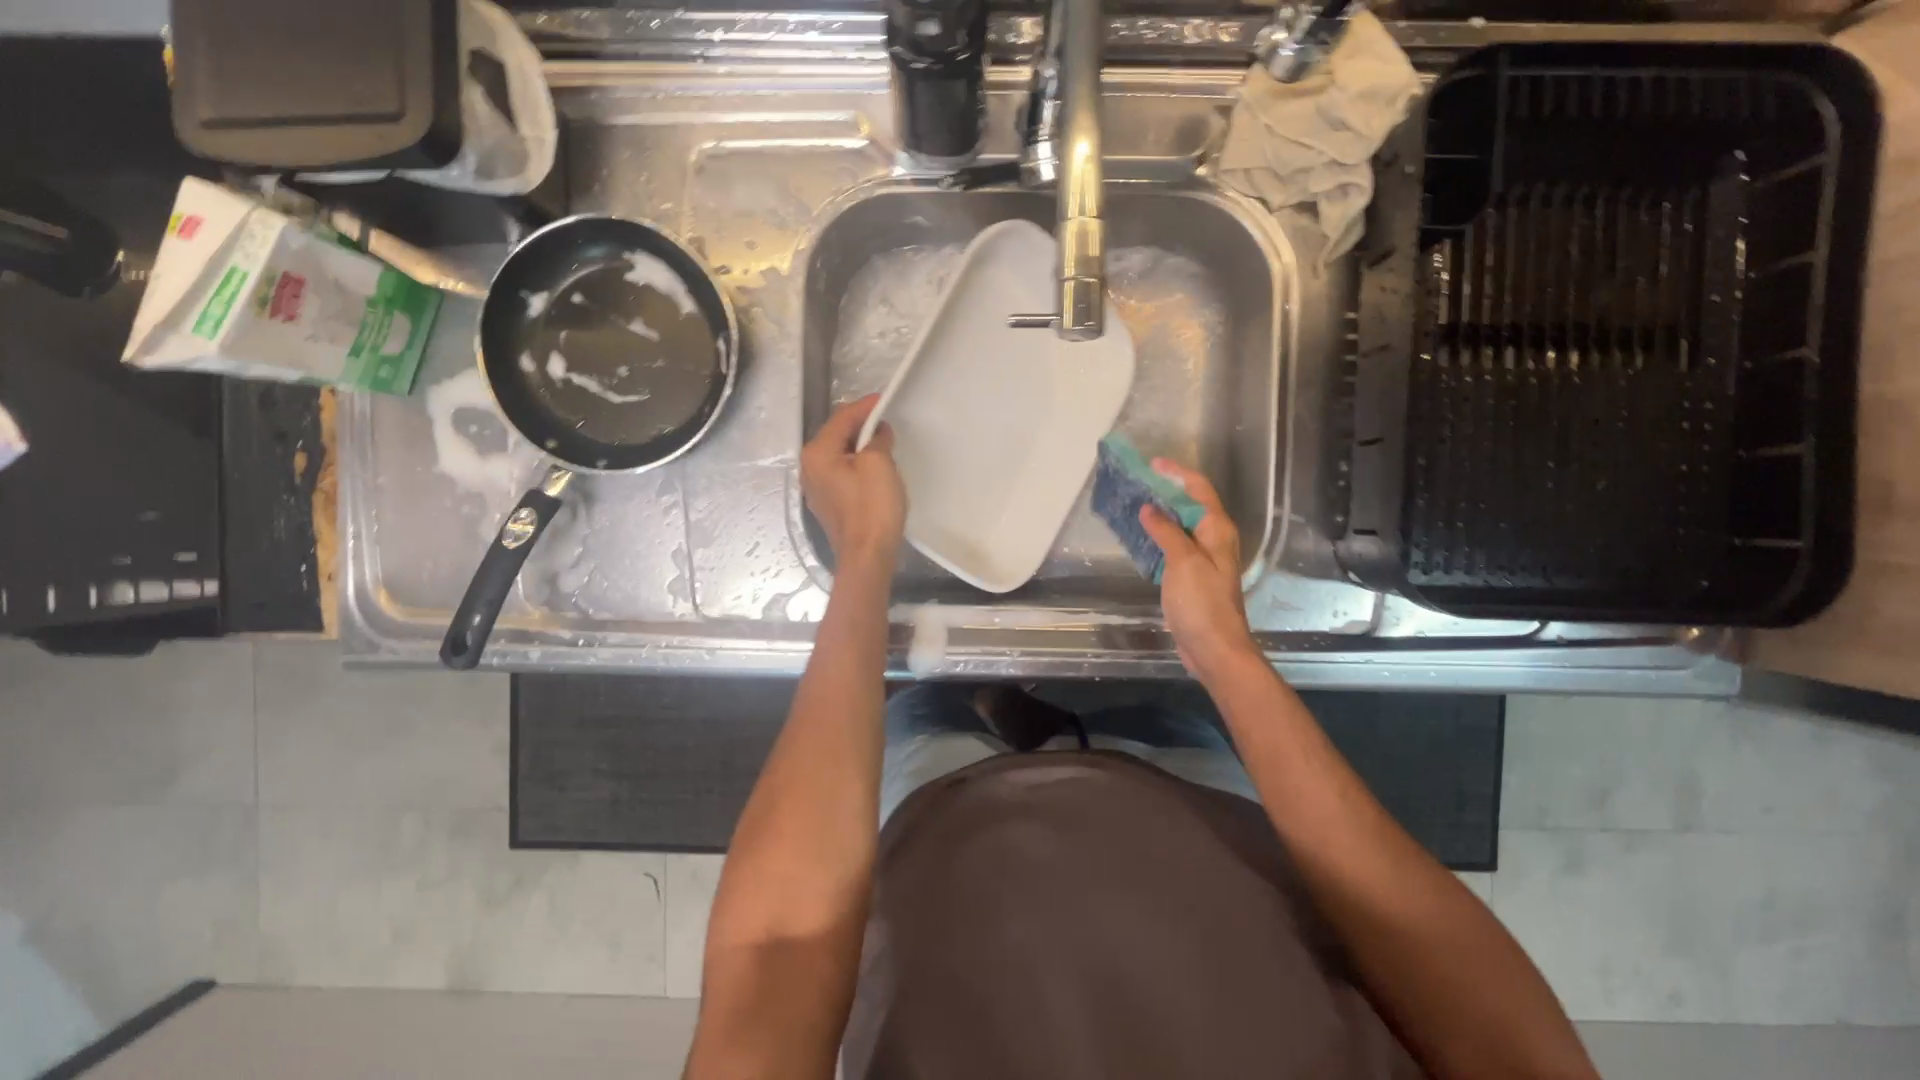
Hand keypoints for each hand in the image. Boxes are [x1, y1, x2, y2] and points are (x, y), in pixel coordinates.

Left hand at [802, 395, 906, 568]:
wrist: (867, 556)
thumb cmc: (872, 507)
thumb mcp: (879, 463)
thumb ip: (876, 439)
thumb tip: (877, 432)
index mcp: (817, 453)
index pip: (841, 418)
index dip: (865, 407)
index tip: (884, 399)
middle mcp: (809, 468)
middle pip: (836, 436)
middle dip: (861, 426)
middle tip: (886, 420)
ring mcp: (816, 489)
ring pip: (839, 456)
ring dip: (860, 447)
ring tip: (884, 442)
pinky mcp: (828, 505)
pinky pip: (842, 474)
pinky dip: (857, 465)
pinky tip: (875, 468)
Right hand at [1137, 458, 1261, 681]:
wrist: (1214, 648)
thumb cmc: (1202, 603)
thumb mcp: (1183, 561)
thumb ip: (1166, 531)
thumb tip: (1149, 508)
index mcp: (1217, 530)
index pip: (1199, 490)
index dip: (1177, 474)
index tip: (1152, 464)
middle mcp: (1214, 539)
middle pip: (1190, 505)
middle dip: (1166, 491)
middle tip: (1137, 483)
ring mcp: (1203, 559)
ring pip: (1181, 526)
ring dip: (1159, 514)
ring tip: (1133, 504)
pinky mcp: (1192, 577)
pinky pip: (1174, 547)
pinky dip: (1158, 537)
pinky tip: (1139, 537)